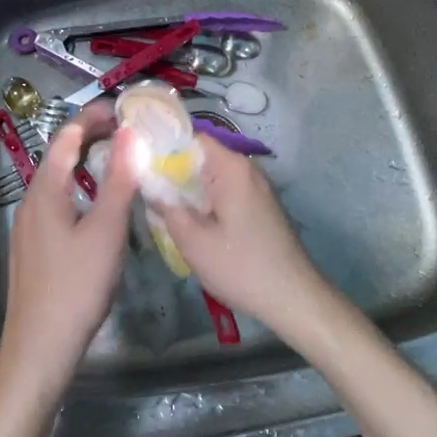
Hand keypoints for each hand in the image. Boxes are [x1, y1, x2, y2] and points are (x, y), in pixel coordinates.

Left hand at [0, 101, 140, 386]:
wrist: (39, 348)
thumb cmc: (75, 286)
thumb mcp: (106, 231)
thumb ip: (119, 180)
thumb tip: (131, 134)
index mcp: (44, 190)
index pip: (67, 136)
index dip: (94, 117)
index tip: (125, 110)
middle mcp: (30, 201)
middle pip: (60, 156)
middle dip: (92, 138)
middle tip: (128, 134)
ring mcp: (28, 227)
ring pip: (58, 182)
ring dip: (87, 165)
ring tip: (120, 163)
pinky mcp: (33, 249)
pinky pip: (57, 203)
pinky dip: (80, 190)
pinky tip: (99, 208)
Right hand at [156, 136, 325, 328]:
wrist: (294, 299)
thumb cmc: (242, 267)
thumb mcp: (194, 242)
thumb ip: (168, 208)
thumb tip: (151, 185)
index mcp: (232, 168)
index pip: (192, 137)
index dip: (164, 146)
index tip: (141, 162)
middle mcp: (247, 169)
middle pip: (202, 157)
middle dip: (174, 172)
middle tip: (146, 191)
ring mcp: (257, 188)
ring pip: (213, 177)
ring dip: (190, 191)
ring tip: (164, 209)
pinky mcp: (261, 207)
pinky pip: (226, 192)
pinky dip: (207, 202)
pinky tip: (193, 224)